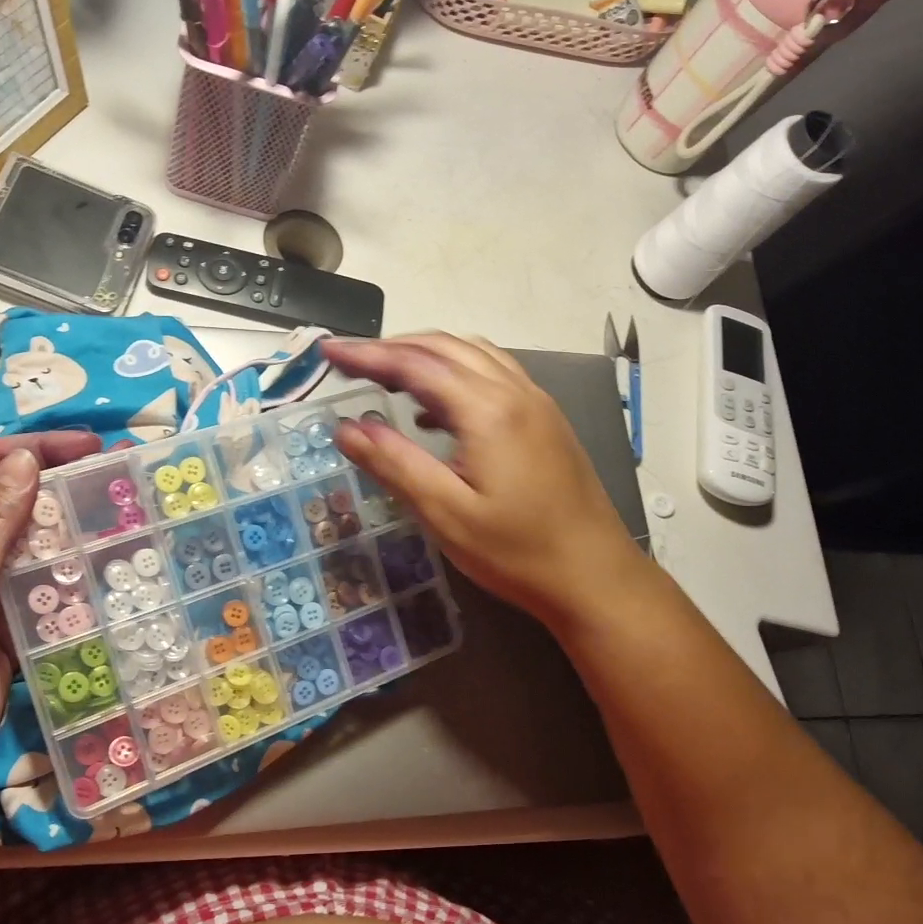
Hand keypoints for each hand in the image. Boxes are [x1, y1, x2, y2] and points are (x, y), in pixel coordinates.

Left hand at [0, 431, 100, 788]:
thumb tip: (27, 458)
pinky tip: (111, 579)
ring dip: (76, 536)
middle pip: (19, 503)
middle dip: (65, 488)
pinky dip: (75, 582)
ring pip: (38, 549)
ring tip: (127, 527)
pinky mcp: (10, 627)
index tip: (91, 446)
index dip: (38, 447)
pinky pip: (47, 593)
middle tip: (121, 483)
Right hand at [327, 333, 646, 627]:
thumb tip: (346, 428)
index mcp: (487, 410)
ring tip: (384, 375)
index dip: (367, 355)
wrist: (595, 576)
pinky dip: (454, 374)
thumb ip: (395, 464)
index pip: (415, 364)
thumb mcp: (446, 514)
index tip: (328, 353)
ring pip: (472, 355)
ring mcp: (536, 403)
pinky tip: (433, 412)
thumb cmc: (517, 552)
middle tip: (348, 361)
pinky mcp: (545, 420)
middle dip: (392, 347)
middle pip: (444, 347)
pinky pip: (492, 374)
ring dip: (425, 355)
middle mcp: (514, 392)